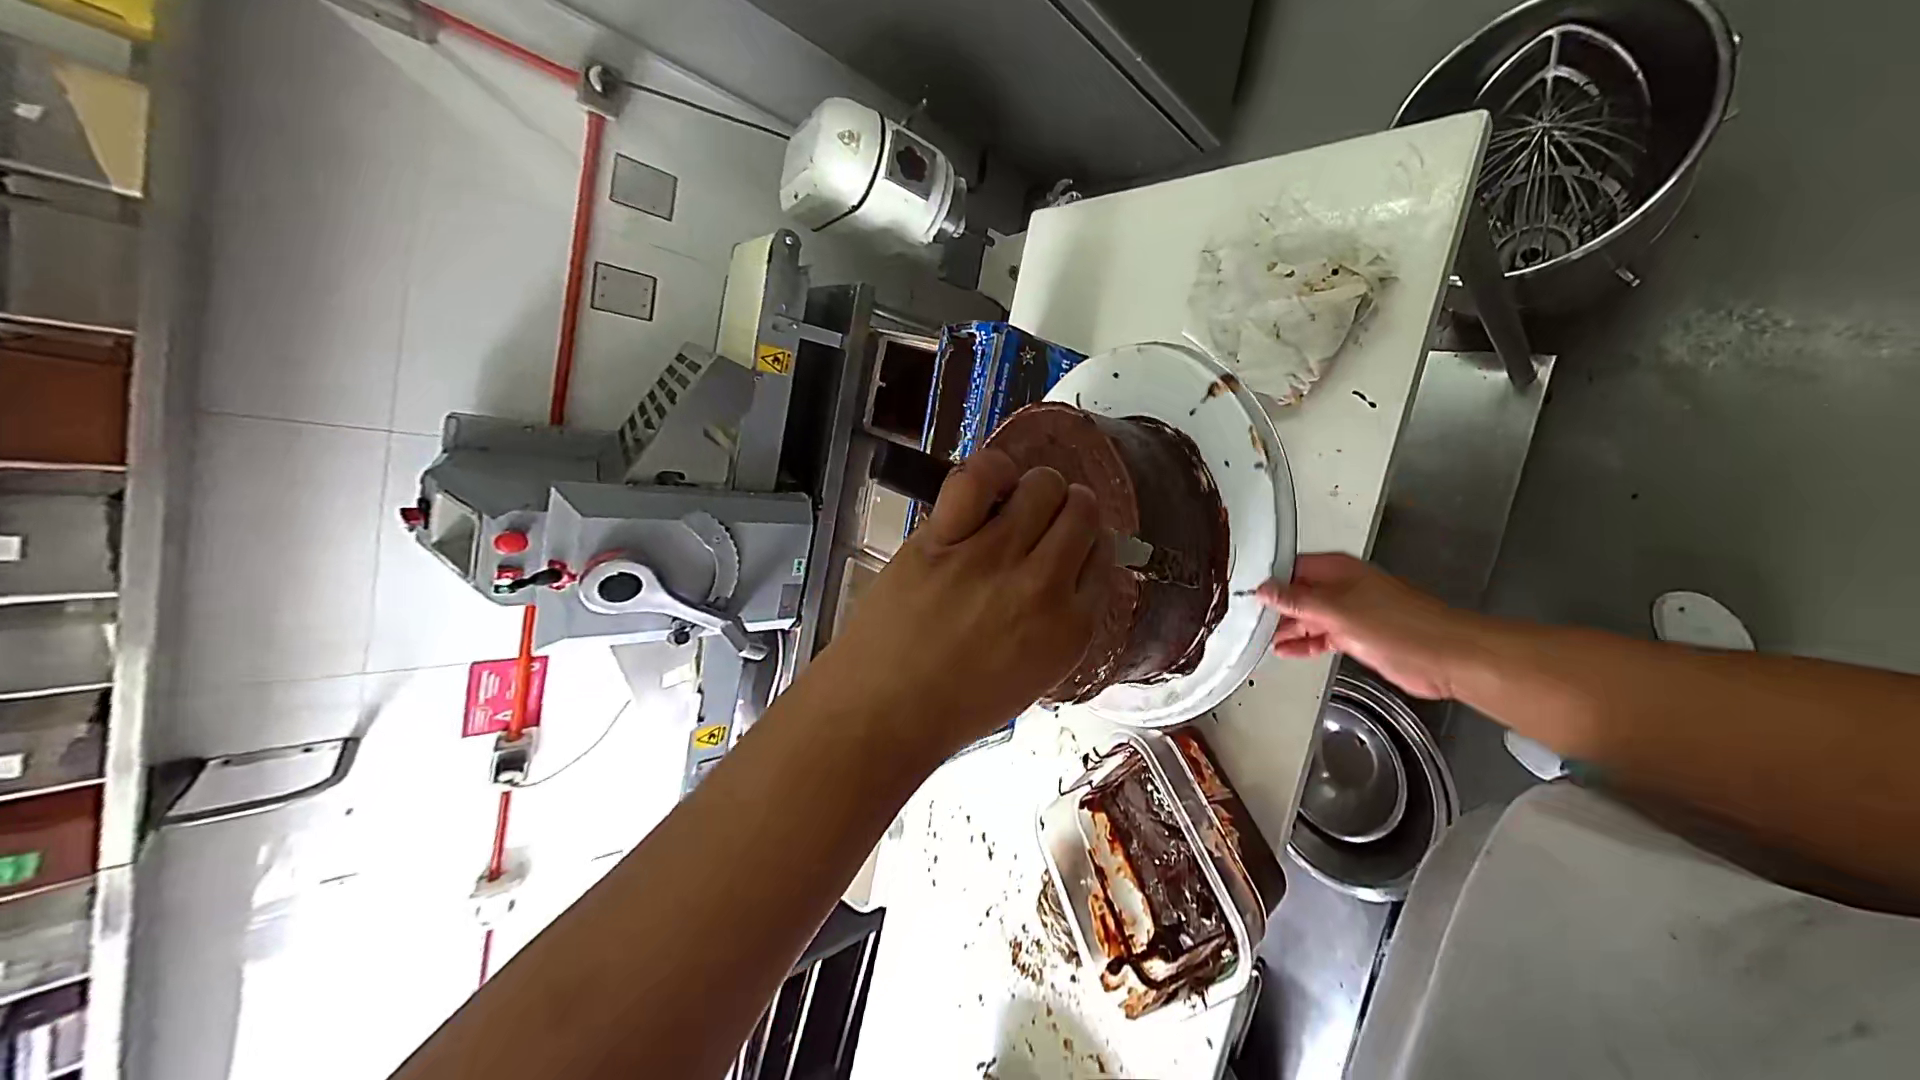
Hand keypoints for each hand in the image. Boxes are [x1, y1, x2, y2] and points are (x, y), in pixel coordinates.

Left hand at [810, 449, 1111, 757]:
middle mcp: (1040, 586)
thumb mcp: (1032, 677)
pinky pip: (978, 480)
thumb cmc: (953, 706)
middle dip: (1071, 507)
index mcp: (1070, 628)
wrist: (883, 713)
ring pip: (1041, 488)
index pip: (1102, 557)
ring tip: (1017, 500)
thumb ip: (1057, 624)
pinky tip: (988, 485)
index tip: (1073, 541)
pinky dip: (989, 472)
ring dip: (1036, 487)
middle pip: (1081, 513)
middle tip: (1048, 515)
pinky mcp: (942, 540)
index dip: (1088, 543)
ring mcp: (990, 558)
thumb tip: (1063, 576)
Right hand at [1257, 553, 1476, 699]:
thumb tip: (1265, 590)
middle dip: (1275, 606)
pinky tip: (1286, 650)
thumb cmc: (1403, 626)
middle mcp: (1342, 588)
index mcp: (1338, 571)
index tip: (1247, 593)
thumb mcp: (1337, 609)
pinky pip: (1320, 636)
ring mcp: (1350, 612)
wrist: (1446, 656)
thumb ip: (1297, 600)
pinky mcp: (1357, 636)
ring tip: (1261, 636)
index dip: (1269, 579)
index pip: (1292, 567)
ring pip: (1307, 616)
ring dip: (1286, 627)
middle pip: (1298, 592)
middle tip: (1249, 618)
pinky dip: (1303, 643)